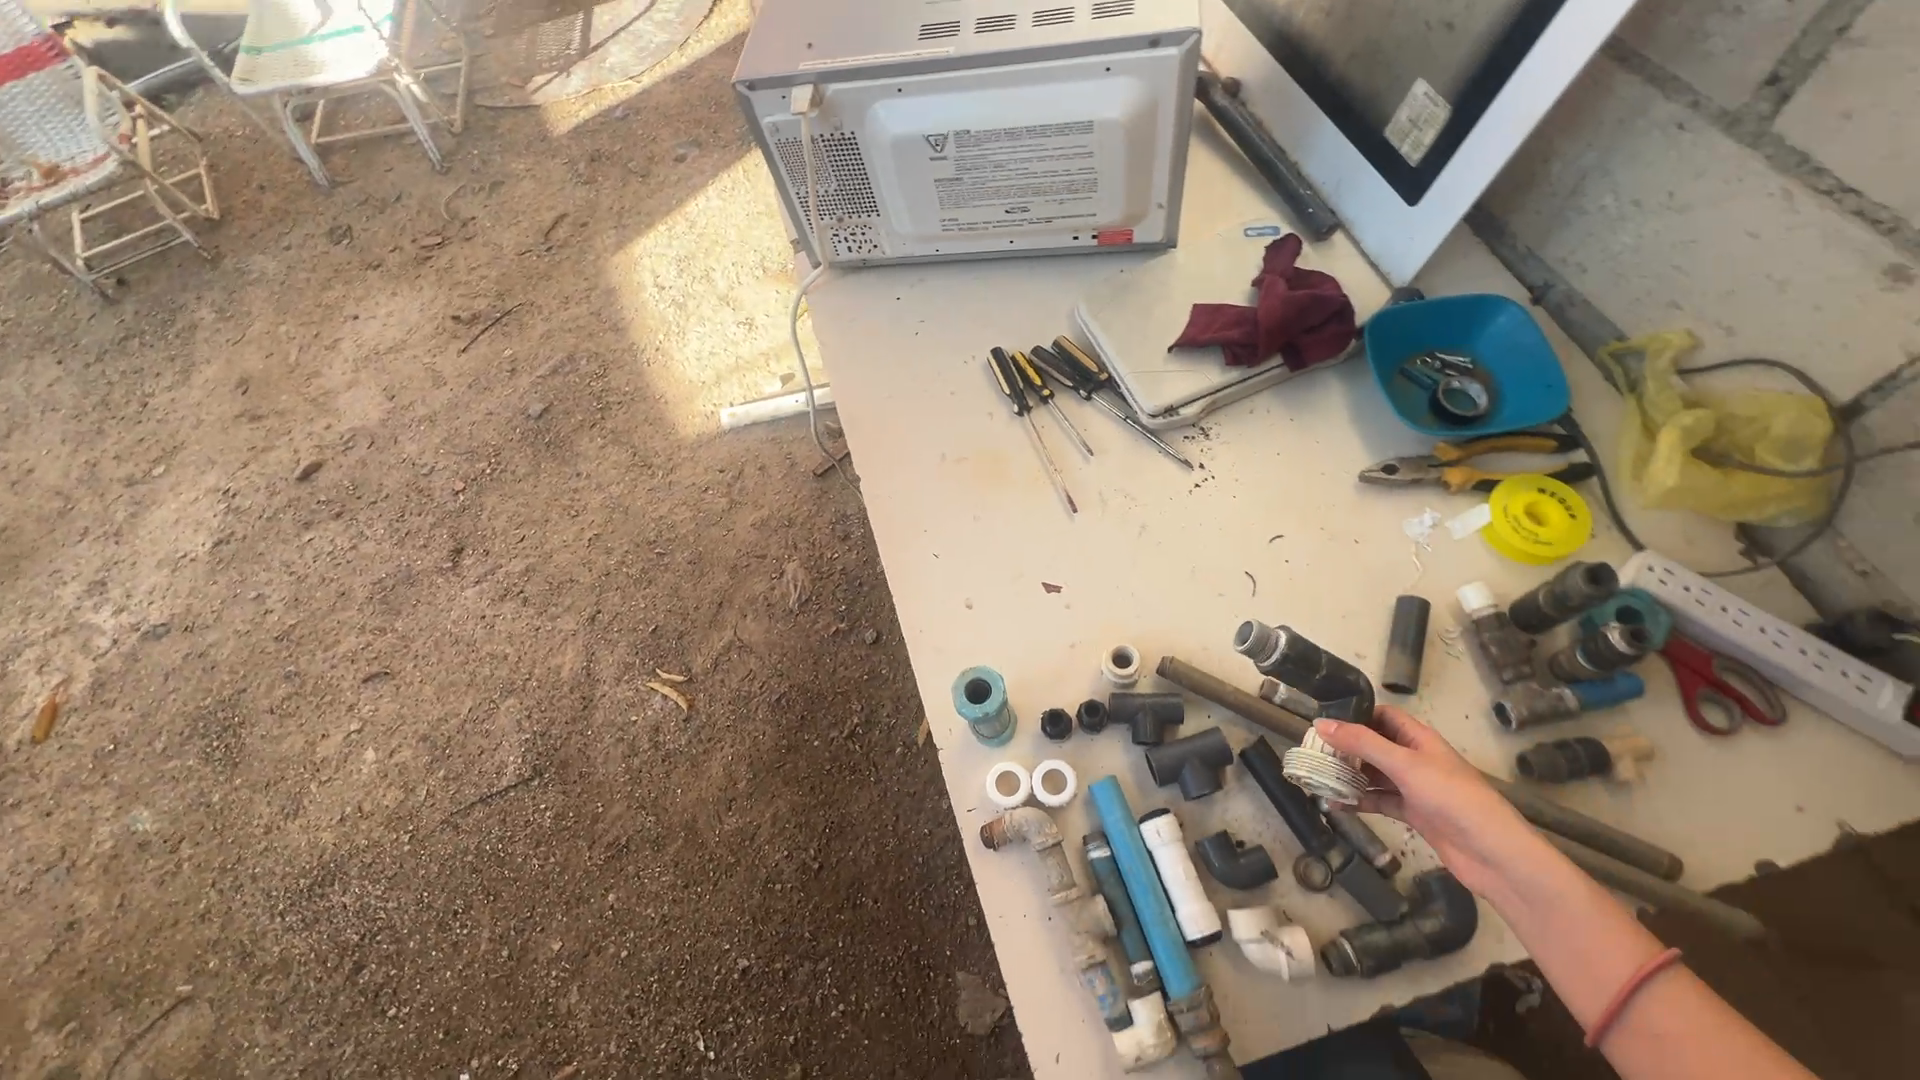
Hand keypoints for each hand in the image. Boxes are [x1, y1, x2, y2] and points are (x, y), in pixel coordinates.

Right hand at [1313, 706, 1545, 901]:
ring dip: (1349, 776)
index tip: (1323, 722)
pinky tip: (1335, 805)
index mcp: (1419, 738)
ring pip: (1374, 775)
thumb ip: (1362, 743)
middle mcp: (1416, 759)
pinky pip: (1379, 800)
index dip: (1355, 715)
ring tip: (1316, 778)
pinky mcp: (1413, 813)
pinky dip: (1359, 801)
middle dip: (1345, 749)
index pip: (1383, 716)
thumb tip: (1320, 723)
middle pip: (1374, 746)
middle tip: (1312, 752)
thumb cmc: (1451, 797)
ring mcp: (1414, 787)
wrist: (1491, 853)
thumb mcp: (1403, 764)